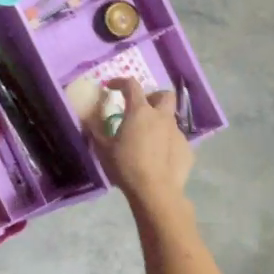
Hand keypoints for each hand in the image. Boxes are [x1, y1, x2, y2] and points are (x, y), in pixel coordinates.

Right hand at [83, 76, 191, 210]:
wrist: (156, 191)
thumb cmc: (126, 166)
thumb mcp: (103, 148)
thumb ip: (95, 130)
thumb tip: (87, 119)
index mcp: (140, 112)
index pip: (132, 85)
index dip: (120, 82)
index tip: (111, 87)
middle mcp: (161, 117)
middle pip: (164, 95)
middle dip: (153, 97)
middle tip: (140, 109)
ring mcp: (177, 133)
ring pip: (170, 119)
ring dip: (158, 122)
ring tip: (146, 139)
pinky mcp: (187, 149)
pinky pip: (175, 139)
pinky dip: (166, 142)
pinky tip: (157, 157)